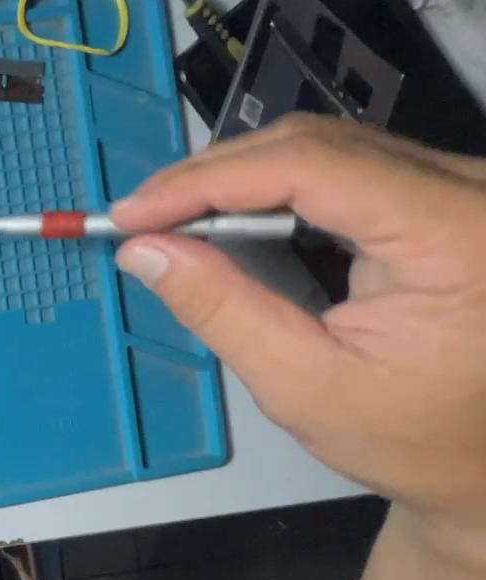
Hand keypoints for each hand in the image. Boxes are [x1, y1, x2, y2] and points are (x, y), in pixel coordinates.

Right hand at [112, 116, 485, 554]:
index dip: (206, 181)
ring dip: (232, 177)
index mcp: (457, 237)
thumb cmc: (412, 435)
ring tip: (166, 218)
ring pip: (327, 147)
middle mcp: (475, 193)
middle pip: (317, 144)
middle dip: (210, 175)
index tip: (128, 216)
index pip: (312, 169)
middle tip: (135, 218)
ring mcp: (466, 192)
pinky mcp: (447, 201)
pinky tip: (220, 216)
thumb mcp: (300, 382)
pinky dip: (266, 186)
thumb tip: (141, 250)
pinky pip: (344, 168)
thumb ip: (220, 308)